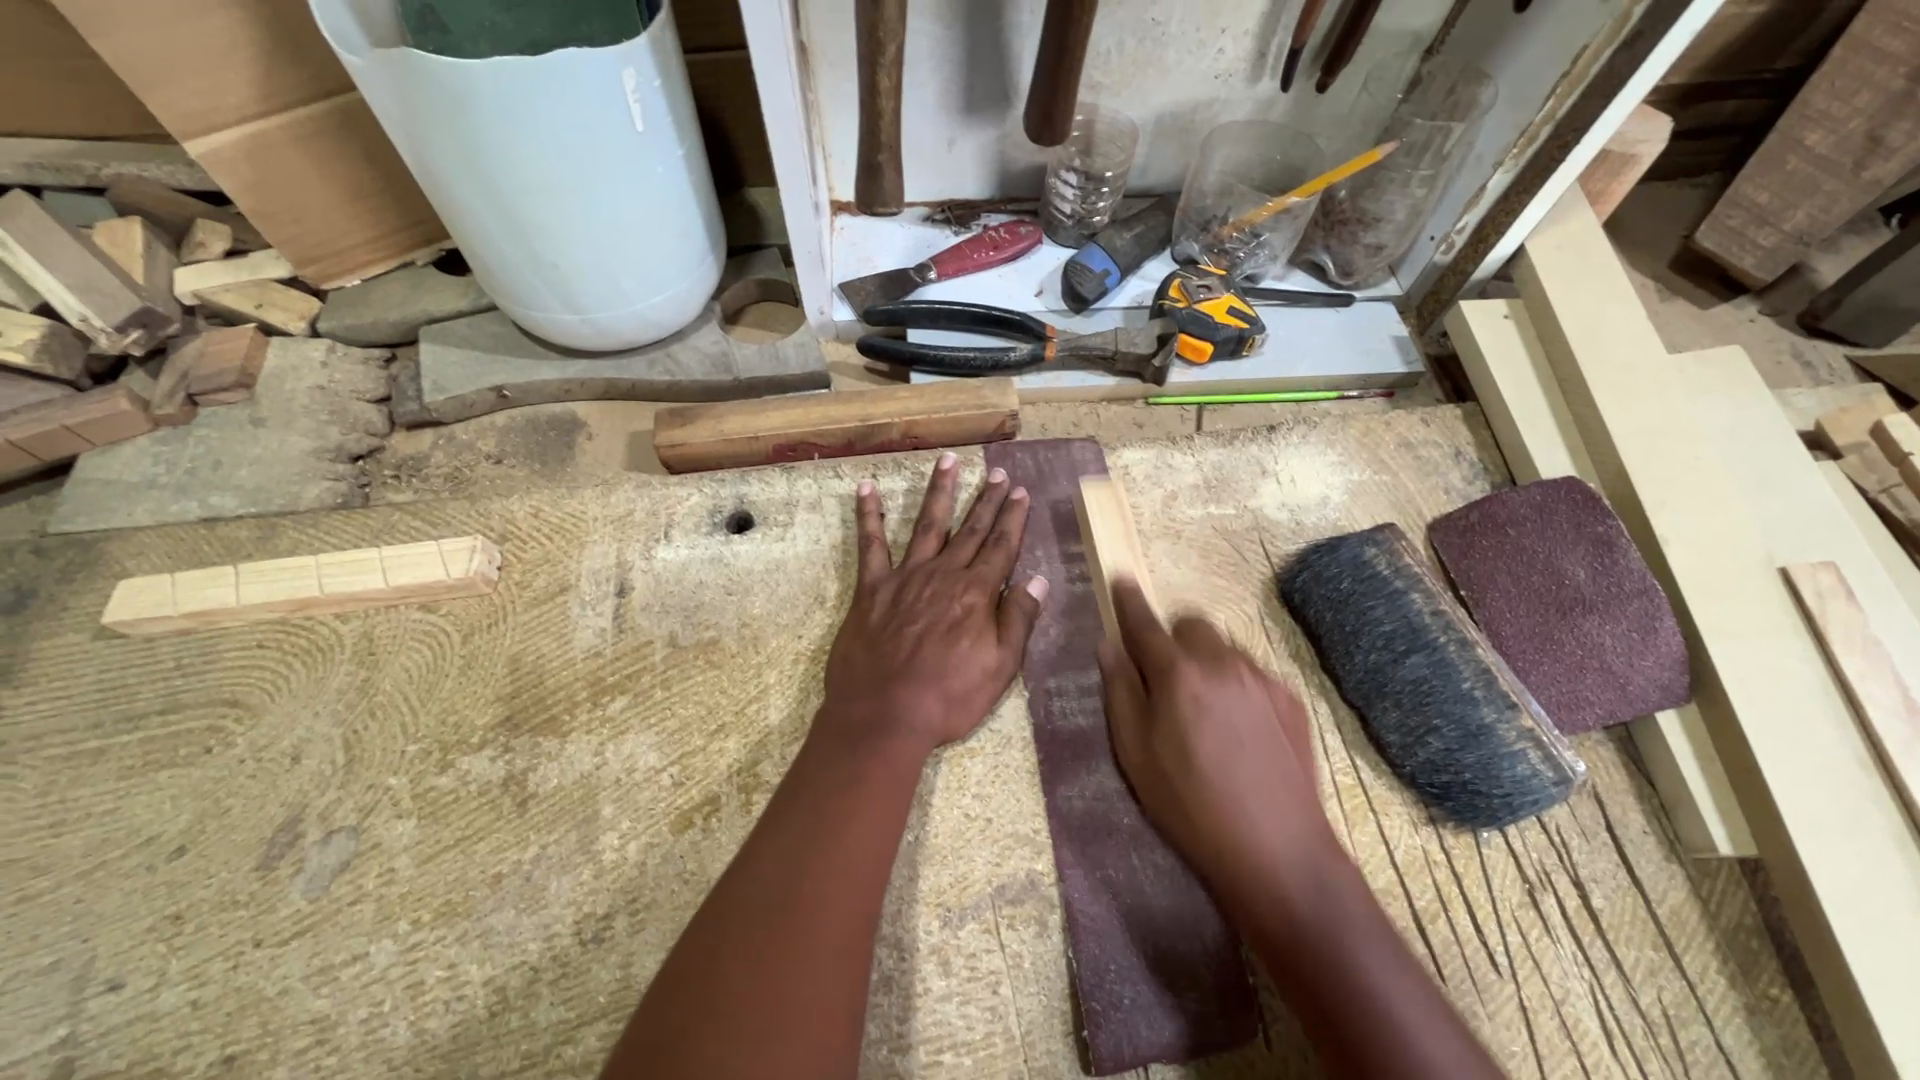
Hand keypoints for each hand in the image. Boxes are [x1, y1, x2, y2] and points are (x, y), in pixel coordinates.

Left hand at [819, 452, 1048, 758]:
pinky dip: (869, 515)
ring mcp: (905, 578)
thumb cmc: (948, 698)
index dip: (1013, 518)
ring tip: (948, 461)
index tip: (1021, 492)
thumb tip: (1037, 580)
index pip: (1001, 547)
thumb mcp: (1000, 668)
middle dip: (987, 500)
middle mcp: (944, 576)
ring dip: (940, 492)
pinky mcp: (871, 589)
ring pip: (927, 525)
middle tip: (998, 472)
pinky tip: (867, 488)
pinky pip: (870, 545)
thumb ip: (1019, 620)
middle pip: (971, 530)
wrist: (883, 714)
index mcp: (977, 595)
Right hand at [1098, 581, 1335, 902]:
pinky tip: (1238, 731)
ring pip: (1225, 648)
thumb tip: (1110, 647)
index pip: (1144, 623)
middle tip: (1165, 676)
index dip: (1129, 600)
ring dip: (1206, 661)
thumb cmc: (1188, 805)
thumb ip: (1120, 693)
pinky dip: (1236, 685)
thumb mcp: (1134, 755)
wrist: (1275, 848)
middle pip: (1192, 623)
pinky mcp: (1291, 699)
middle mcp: (1222, 663)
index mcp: (1177, 674)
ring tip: (1204, 711)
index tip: (1122, 578)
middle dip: (1173, 636)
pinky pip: (1253, 673)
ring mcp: (1262, 678)